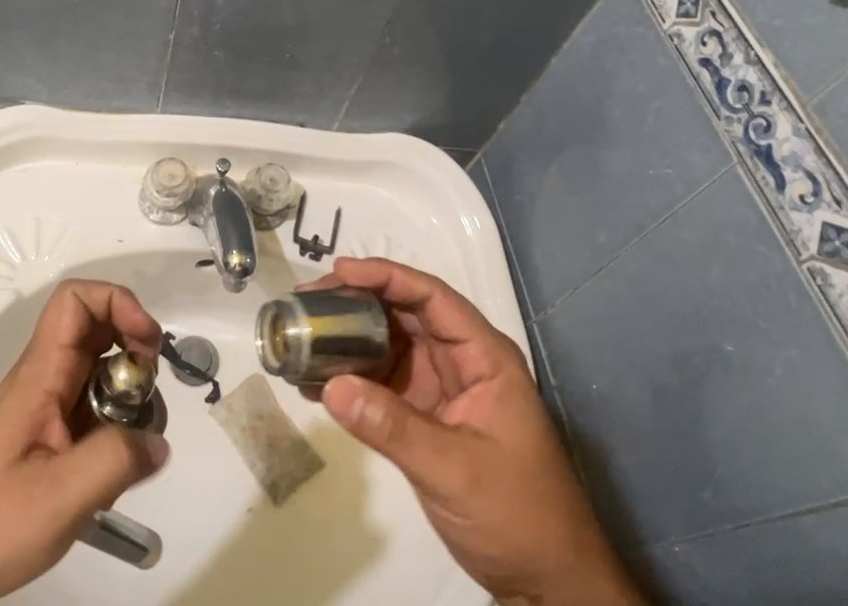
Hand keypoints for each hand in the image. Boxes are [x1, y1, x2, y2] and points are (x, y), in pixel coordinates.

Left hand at [0, 280, 169, 605]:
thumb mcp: (58, 497)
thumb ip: (115, 461)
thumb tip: (158, 442)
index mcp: (38, 377)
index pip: (75, 301)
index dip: (118, 303)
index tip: (147, 348)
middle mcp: (43, 383)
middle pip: (97, 332)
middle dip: (136, 354)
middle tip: (146, 402)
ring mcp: (46, 412)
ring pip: (101, 375)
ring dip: (131, 400)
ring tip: (133, 452)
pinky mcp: (49, 442)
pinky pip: (95, 414)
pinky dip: (118, 431)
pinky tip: (116, 476)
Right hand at [302, 258, 640, 605]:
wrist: (545, 576)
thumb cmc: (516, 512)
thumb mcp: (454, 469)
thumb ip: (393, 427)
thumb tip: (331, 385)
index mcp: (483, 358)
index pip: (433, 298)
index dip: (387, 277)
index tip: (338, 272)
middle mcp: (462, 363)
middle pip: (405, 316)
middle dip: (356, 304)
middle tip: (307, 304)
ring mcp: (443, 391)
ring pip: (390, 348)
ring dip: (349, 342)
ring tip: (302, 337)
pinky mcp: (426, 419)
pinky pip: (383, 386)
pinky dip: (352, 381)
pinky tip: (317, 384)